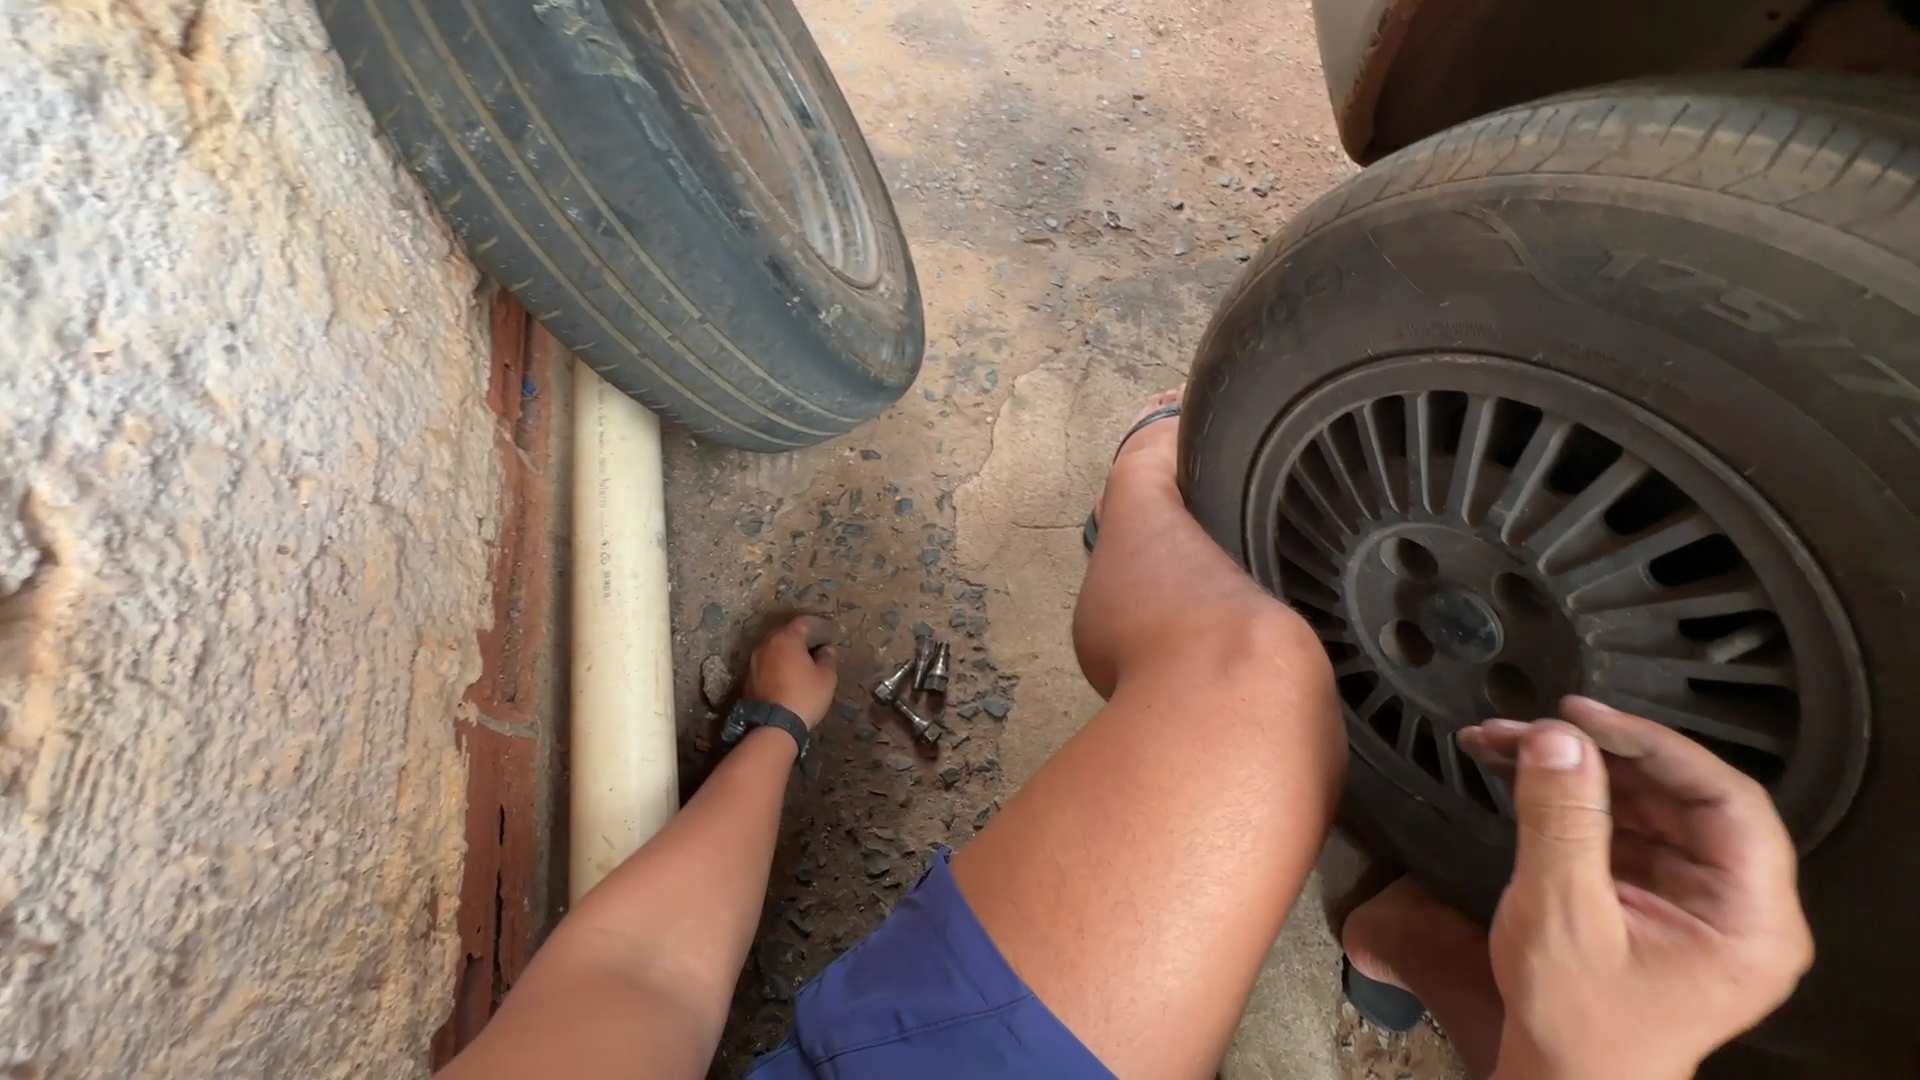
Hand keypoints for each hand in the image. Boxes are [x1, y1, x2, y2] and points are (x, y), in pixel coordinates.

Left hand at [741, 616, 838, 730]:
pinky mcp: (749, 677)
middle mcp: (767, 644)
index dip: (819, 626)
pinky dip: (778, 663)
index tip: (830, 635)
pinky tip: (787, 673)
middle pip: (785, 632)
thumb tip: (826, 649)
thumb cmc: (804, 696)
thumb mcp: (826, 677)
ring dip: (788, 650)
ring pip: (774, 647)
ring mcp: (754, 661)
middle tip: (816, 644)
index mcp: (786, 639)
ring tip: (802, 659)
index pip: (803, 623)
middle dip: (801, 636)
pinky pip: (767, 662)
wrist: (773, 726)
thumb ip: (827, 658)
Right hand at [1457, 697, 1812, 1079]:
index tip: (1577, 715)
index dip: (1655, 746)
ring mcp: (1687, 889)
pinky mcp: (1644, 884)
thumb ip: (1560, 822)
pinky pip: (1610, 818)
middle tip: (1517, 727)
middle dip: (1593, 751)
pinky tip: (1506, 766)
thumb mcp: (1560, 913)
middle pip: (1676, 793)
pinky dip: (1558, 789)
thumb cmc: (1575, 1008)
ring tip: (1492, 739)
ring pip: (1637, 797)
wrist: (1566, 1069)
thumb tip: (1554, 737)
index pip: (1725, 803)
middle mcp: (1732, 896)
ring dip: (1566, 763)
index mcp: (1748, 916)